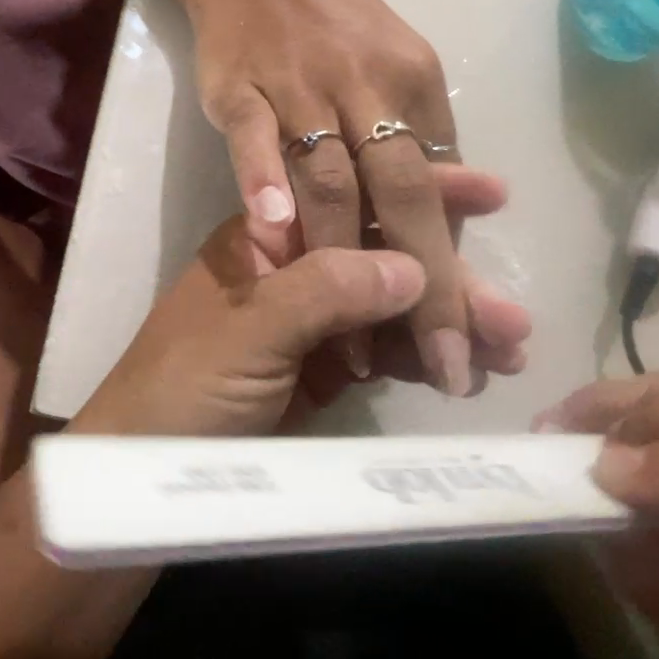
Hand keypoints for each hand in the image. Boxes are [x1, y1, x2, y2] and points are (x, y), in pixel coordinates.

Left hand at [72, 173, 529, 437]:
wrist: (145, 466)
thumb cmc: (183, 383)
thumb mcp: (250, 329)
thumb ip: (327, 291)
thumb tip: (416, 265)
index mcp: (269, 236)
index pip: (354, 199)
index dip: (421, 193)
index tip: (491, 192)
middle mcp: (296, 268)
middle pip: (386, 259)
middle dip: (450, 282)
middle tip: (513, 319)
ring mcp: (312, 321)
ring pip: (393, 310)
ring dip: (448, 326)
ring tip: (509, 354)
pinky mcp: (322, 369)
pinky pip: (383, 354)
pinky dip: (422, 360)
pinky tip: (465, 374)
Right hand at [184, 0, 479, 396]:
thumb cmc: (325, 17)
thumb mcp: (392, 65)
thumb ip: (416, 136)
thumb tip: (450, 215)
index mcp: (415, 81)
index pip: (444, 186)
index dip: (462, 264)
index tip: (480, 339)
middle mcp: (367, 85)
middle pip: (405, 194)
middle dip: (432, 288)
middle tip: (452, 368)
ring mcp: (299, 86)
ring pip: (331, 179)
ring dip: (347, 261)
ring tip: (361, 347)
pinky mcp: (238, 87)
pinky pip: (253, 137)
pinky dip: (263, 181)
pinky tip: (273, 234)